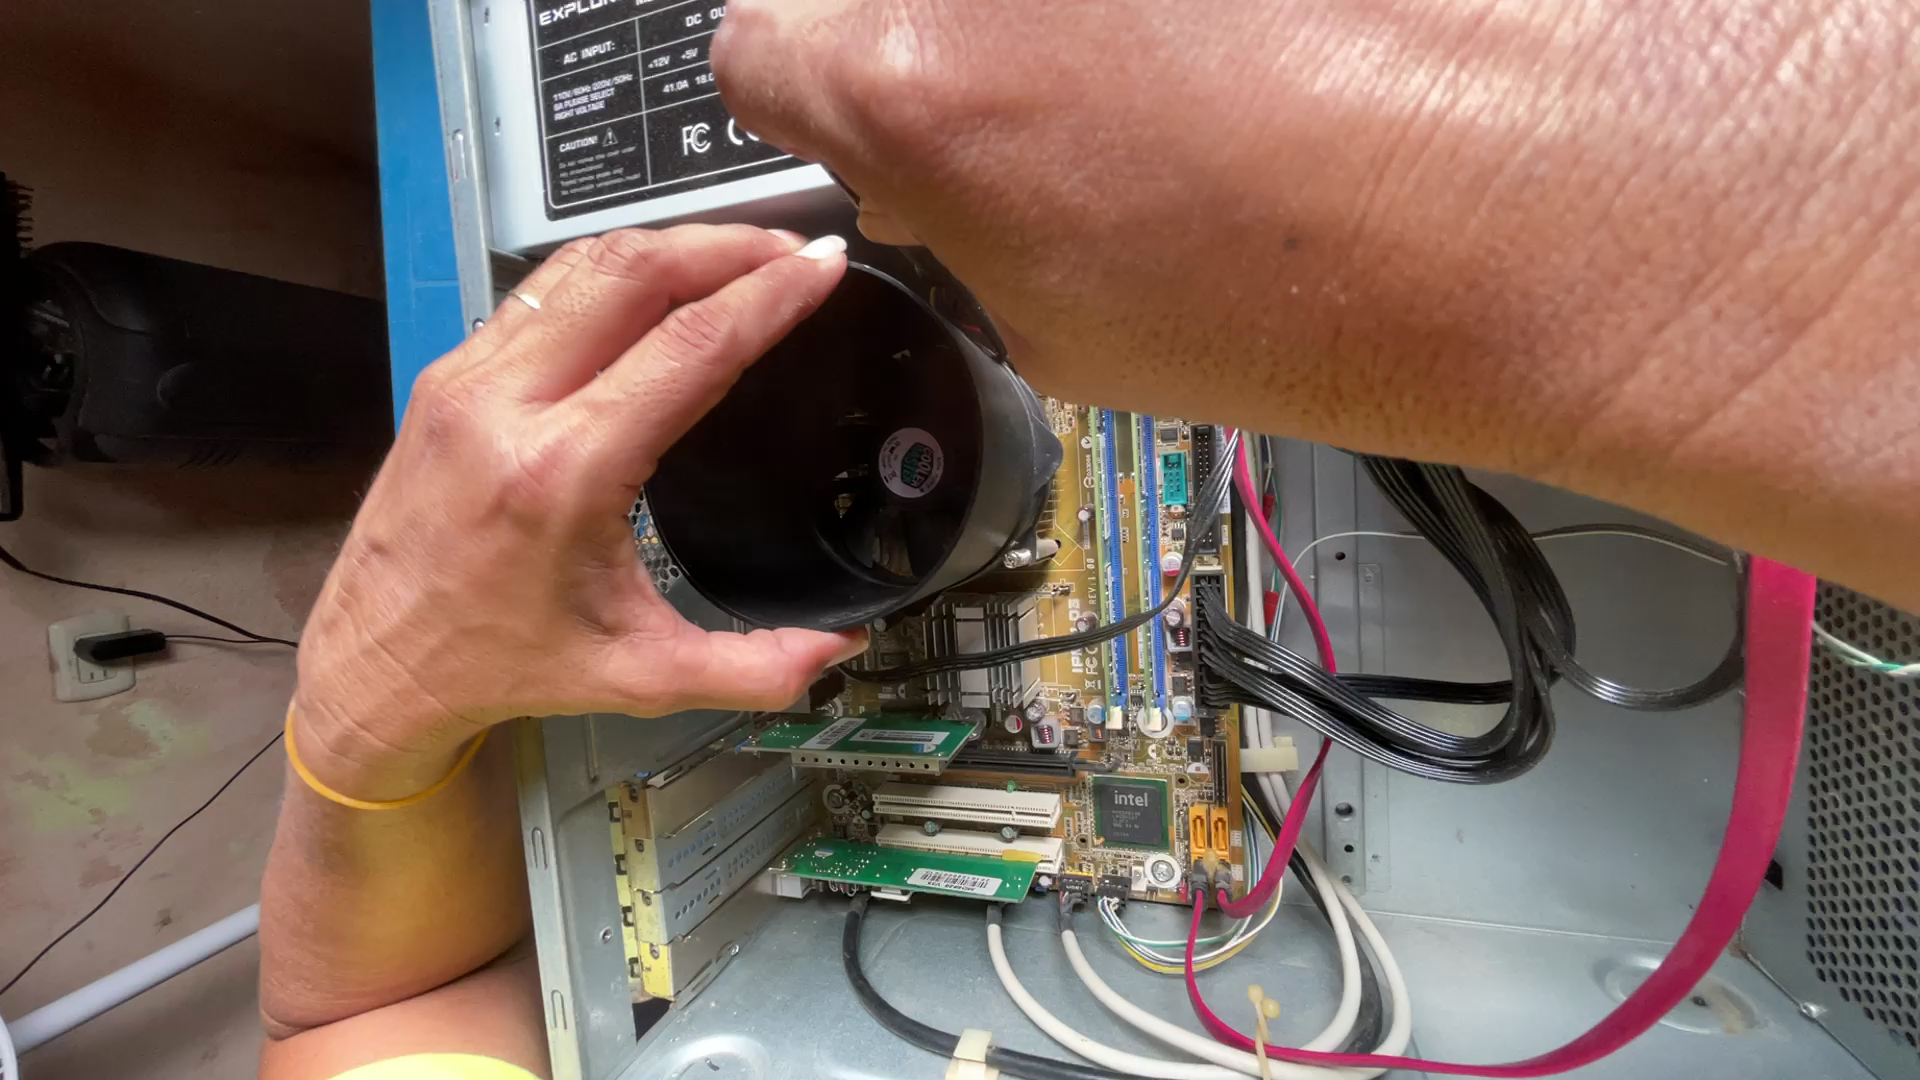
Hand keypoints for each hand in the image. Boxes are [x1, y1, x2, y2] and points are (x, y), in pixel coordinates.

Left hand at [292, 226, 863, 799]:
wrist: (377, 663)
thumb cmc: (514, 666)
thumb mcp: (647, 679)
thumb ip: (758, 669)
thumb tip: (847, 643)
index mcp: (568, 471)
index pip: (690, 346)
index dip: (770, 296)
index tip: (824, 264)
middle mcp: (510, 401)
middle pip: (635, 273)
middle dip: (729, 245)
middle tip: (797, 246)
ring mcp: (470, 375)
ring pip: (584, 262)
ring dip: (675, 243)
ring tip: (744, 251)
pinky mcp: (453, 372)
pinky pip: (549, 286)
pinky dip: (621, 266)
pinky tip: (664, 278)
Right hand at [712, 1, 1912, 483]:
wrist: (1525, 215)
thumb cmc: (1293, 308)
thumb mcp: (1054, 335)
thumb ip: (949, 254)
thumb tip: (914, 206)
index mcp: (916, 87)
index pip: (760, 60)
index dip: (795, 116)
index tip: (841, 148)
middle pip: (873, 0)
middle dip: (917, 77)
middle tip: (1016, 152)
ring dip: (1026, 40)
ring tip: (1139, 109)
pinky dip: (1117, 19)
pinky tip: (1203, 58)